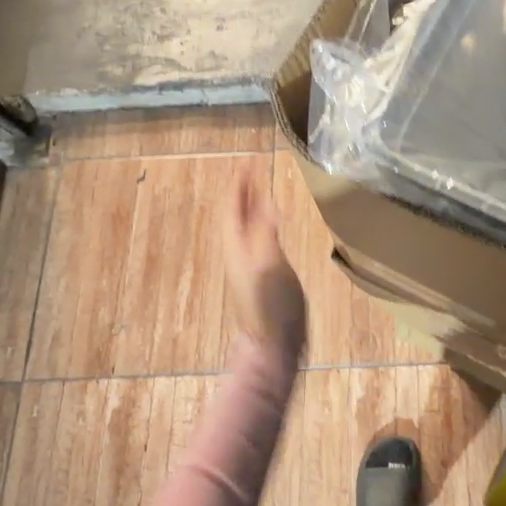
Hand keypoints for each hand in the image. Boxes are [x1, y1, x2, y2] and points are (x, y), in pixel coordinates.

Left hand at [222, 178, 305, 350]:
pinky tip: (273, 222)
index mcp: (237, 246)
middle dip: (244, 190)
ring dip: (253, 205)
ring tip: (261, 187)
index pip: (233, 207)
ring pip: (246, 226)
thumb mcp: (269, 263)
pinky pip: (259, 237)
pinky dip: (264, 222)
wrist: (272, 345)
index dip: (238, 184)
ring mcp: (250, 265)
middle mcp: (239, 252)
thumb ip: (266, 232)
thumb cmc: (270, 305)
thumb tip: (266, 201)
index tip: (246, 160)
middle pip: (238, 215)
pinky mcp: (264, 275)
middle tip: (253, 167)